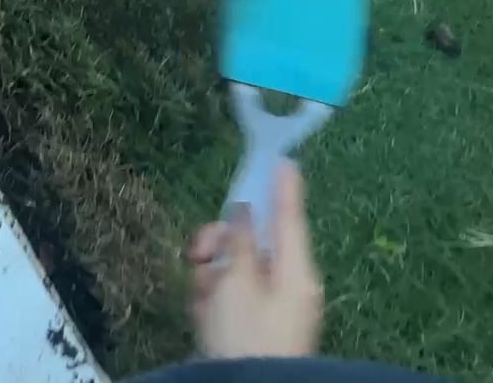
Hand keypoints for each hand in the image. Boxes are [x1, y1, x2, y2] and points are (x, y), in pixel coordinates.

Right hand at [189, 162, 323, 358]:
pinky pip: (228, 285)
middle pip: (249, 237)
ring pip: (232, 260)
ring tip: (201, 293)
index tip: (284, 159)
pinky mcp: (254, 315)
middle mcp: (287, 281)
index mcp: (294, 272)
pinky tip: (204, 308)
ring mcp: (271, 300)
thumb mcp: (237, 282)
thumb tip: (242, 209)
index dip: (284, 189)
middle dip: (219, 240)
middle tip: (198, 251)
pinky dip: (211, 290)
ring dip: (210, 268)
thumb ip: (237, 241)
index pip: (289, 219)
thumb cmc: (246, 334)